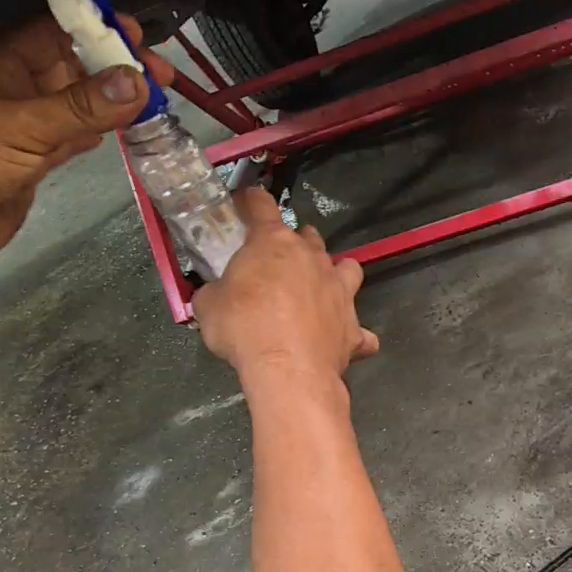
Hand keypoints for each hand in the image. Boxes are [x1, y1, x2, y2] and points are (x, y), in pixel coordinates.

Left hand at [0, 15, 177, 272]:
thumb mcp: (19, 126)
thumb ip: (81, 107)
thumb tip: (137, 81)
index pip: (54, 32)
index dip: (97, 31)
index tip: (142, 40)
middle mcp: (9, 86)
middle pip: (70, 66)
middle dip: (115, 68)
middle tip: (164, 78)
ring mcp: (20, 125)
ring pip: (75, 104)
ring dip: (113, 102)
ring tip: (157, 103)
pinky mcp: (30, 160)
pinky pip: (72, 137)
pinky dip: (99, 133)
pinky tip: (124, 132)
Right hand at [195, 187, 376, 389]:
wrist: (288, 370)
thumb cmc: (244, 328)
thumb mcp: (209, 304)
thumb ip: (216, 290)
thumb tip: (217, 294)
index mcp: (274, 244)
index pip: (262, 206)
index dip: (252, 202)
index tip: (246, 203)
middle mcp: (314, 260)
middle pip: (310, 238)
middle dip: (297, 242)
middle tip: (281, 260)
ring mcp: (341, 294)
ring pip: (349, 269)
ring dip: (337, 274)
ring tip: (323, 287)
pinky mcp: (355, 329)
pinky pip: (362, 332)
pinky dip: (353, 334)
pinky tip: (344, 341)